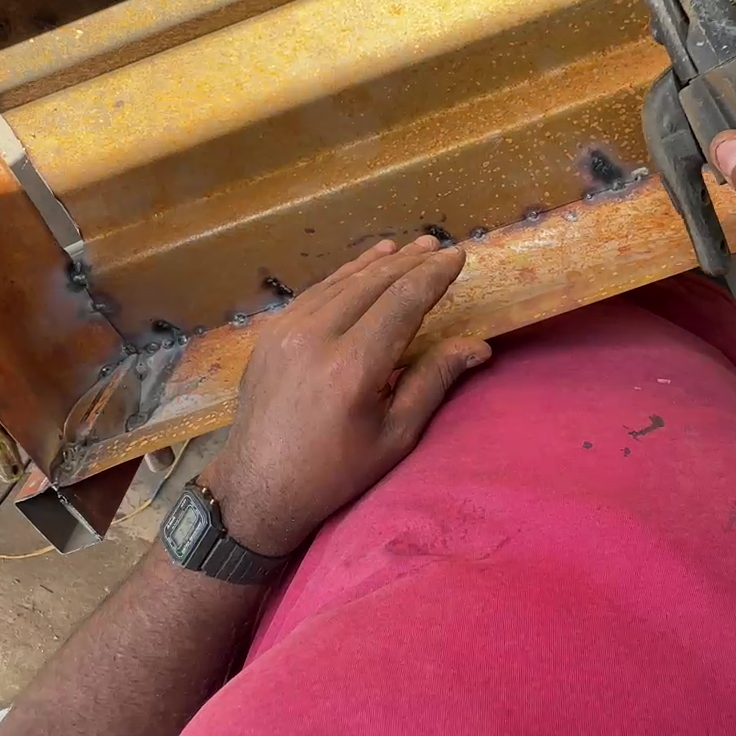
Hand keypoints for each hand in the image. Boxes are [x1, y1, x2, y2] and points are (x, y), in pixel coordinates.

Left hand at [199, 237, 489, 554]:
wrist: (255, 490)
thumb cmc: (335, 472)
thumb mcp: (395, 435)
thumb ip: (434, 381)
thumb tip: (479, 346)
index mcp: (352, 367)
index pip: (403, 302)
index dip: (434, 276)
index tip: (458, 256)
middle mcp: (317, 337)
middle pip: (374, 283)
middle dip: (411, 262)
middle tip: (438, 246)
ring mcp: (287, 330)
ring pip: (344, 281)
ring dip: (380, 262)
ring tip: (409, 247)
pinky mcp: (271, 332)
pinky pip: (317, 291)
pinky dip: (346, 274)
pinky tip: (366, 264)